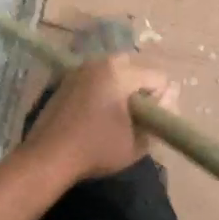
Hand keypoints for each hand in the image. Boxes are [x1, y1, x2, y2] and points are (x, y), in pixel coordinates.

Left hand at [19, 56, 177, 181]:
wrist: (49, 156)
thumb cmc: (97, 149)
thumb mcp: (138, 142)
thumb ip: (160, 119)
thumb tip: (169, 99)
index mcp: (120, 73)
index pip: (158, 77)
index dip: (162, 99)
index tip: (152, 121)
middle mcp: (99, 63)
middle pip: (133, 66)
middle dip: (140, 87)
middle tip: (137, 115)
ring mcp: (79, 69)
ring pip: (112, 70)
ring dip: (120, 86)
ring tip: (116, 115)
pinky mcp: (65, 80)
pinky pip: (93, 77)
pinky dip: (101, 89)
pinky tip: (95, 113)